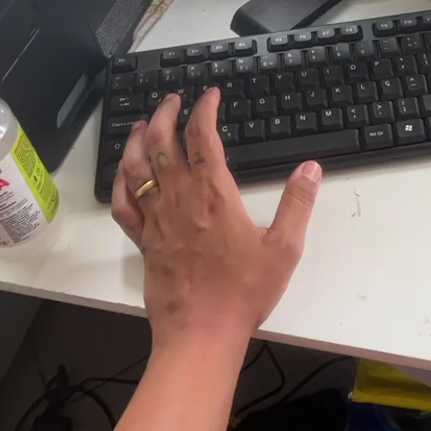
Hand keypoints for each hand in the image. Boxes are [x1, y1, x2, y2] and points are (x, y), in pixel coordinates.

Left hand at [111, 89, 320, 345]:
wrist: (201, 335)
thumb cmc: (242, 292)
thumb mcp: (283, 248)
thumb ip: (297, 204)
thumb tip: (310, 169)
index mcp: (213, 194)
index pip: (203, 137)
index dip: (204, 109)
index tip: (210, 95)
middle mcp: (179, 199)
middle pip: (162, 143)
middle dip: (165, 114)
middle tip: (172, 100)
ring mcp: (157, 220)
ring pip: (136, 167)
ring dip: (137, 139)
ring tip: (143, 123)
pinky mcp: (144, 241)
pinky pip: (123, 204)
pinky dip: (120, 182)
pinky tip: (124, 173)